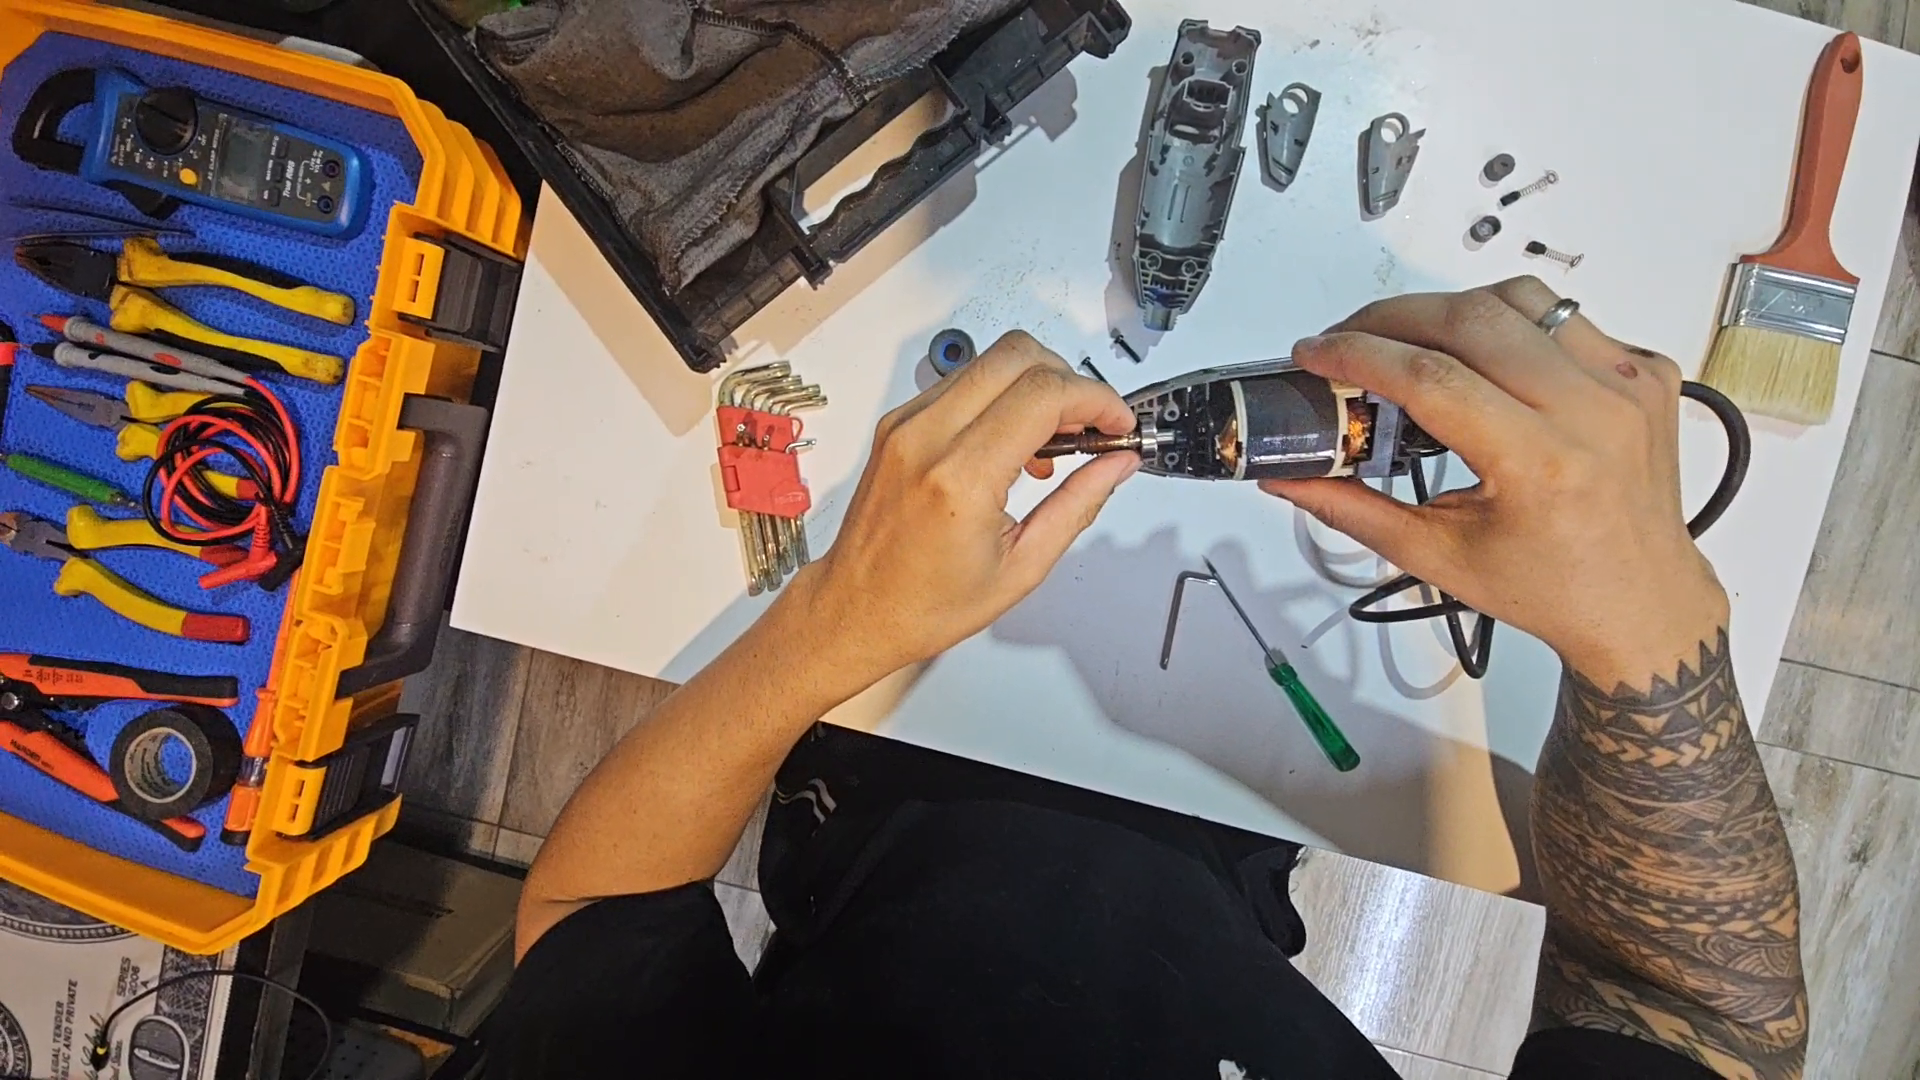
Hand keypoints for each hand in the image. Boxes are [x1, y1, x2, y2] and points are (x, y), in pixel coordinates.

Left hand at [786, 331, 1140, 693]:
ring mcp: (906, 425)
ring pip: (990, 361)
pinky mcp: (897, 424)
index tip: (1117, 422)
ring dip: (1036, 387)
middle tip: (1090, 426)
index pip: (1044, 395)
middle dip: (1070, 380)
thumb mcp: (1021, 567)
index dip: (1096, 399)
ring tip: (1053, 444)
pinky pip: (963, 383)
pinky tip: (1014, 445)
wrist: (857, 609)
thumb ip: (1077, 506)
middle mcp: (925, 438)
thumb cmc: (924, 603)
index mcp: (958, 479)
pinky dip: (1003, 398)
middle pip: (1018, 355)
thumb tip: (1115, 464)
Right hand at [1262, 277, 1729, 685]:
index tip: (1313, 353)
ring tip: (1398, 340)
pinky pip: (1560, 315)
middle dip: (1388, 318)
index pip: (1432, 379)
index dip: (1359, 356)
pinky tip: (1468, 356)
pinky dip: (1499, 321)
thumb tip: (1285, 477)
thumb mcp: (1430, 555)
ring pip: (1520, 298)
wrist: (1641, 600)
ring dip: (1442, 309)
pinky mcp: (1643, 371)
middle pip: (1472, 319)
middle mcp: (1595, 409)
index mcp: (1541, 464)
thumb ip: (1347, 509)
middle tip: (1341, 339)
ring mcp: (1627, 382)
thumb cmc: (1544, 587)